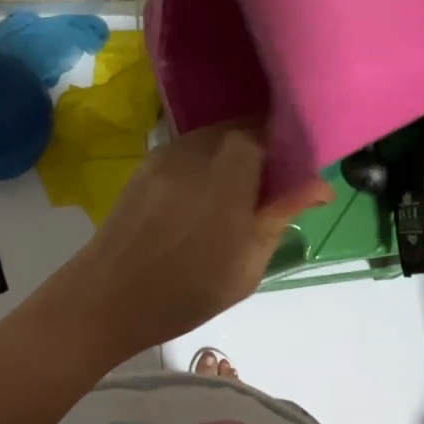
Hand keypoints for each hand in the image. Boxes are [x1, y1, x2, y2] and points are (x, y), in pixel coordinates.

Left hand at [36, 126, 332, 362]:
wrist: (105, 296)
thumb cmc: (183, 293)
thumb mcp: (246, 265)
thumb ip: (278, 215)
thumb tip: (317, 184)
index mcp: (225, 178)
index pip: (264, 131)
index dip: (286, 143)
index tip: (300, 169)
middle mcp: (194, 153)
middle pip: (238, 127)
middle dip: (263, 144)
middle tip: (276, 180)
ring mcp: (165, 154)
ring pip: (212, 136)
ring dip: (234, 152)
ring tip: (244, 190)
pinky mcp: (146, 164)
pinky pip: (188, 148)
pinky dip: (207, 160)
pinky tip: (209, 193)